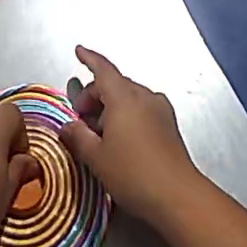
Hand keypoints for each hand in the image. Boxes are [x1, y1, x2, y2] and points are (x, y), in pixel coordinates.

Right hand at [61, 46, 206, 225]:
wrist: (177, 195)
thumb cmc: (134, 174)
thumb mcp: (97, 158)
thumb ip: (79, 137)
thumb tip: (68, 127)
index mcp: (124, 97)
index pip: (103, 69)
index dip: (89, 59)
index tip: (79, 51)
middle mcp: (144, 96)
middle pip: (115, 84)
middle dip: (95, 95)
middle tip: (81, 119)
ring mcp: (159, 108)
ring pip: (129, 97)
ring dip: (111, 107)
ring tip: (100, 134)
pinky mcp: (168, 123)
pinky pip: (142, 108)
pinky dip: (127, 114)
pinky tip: (121, 139)